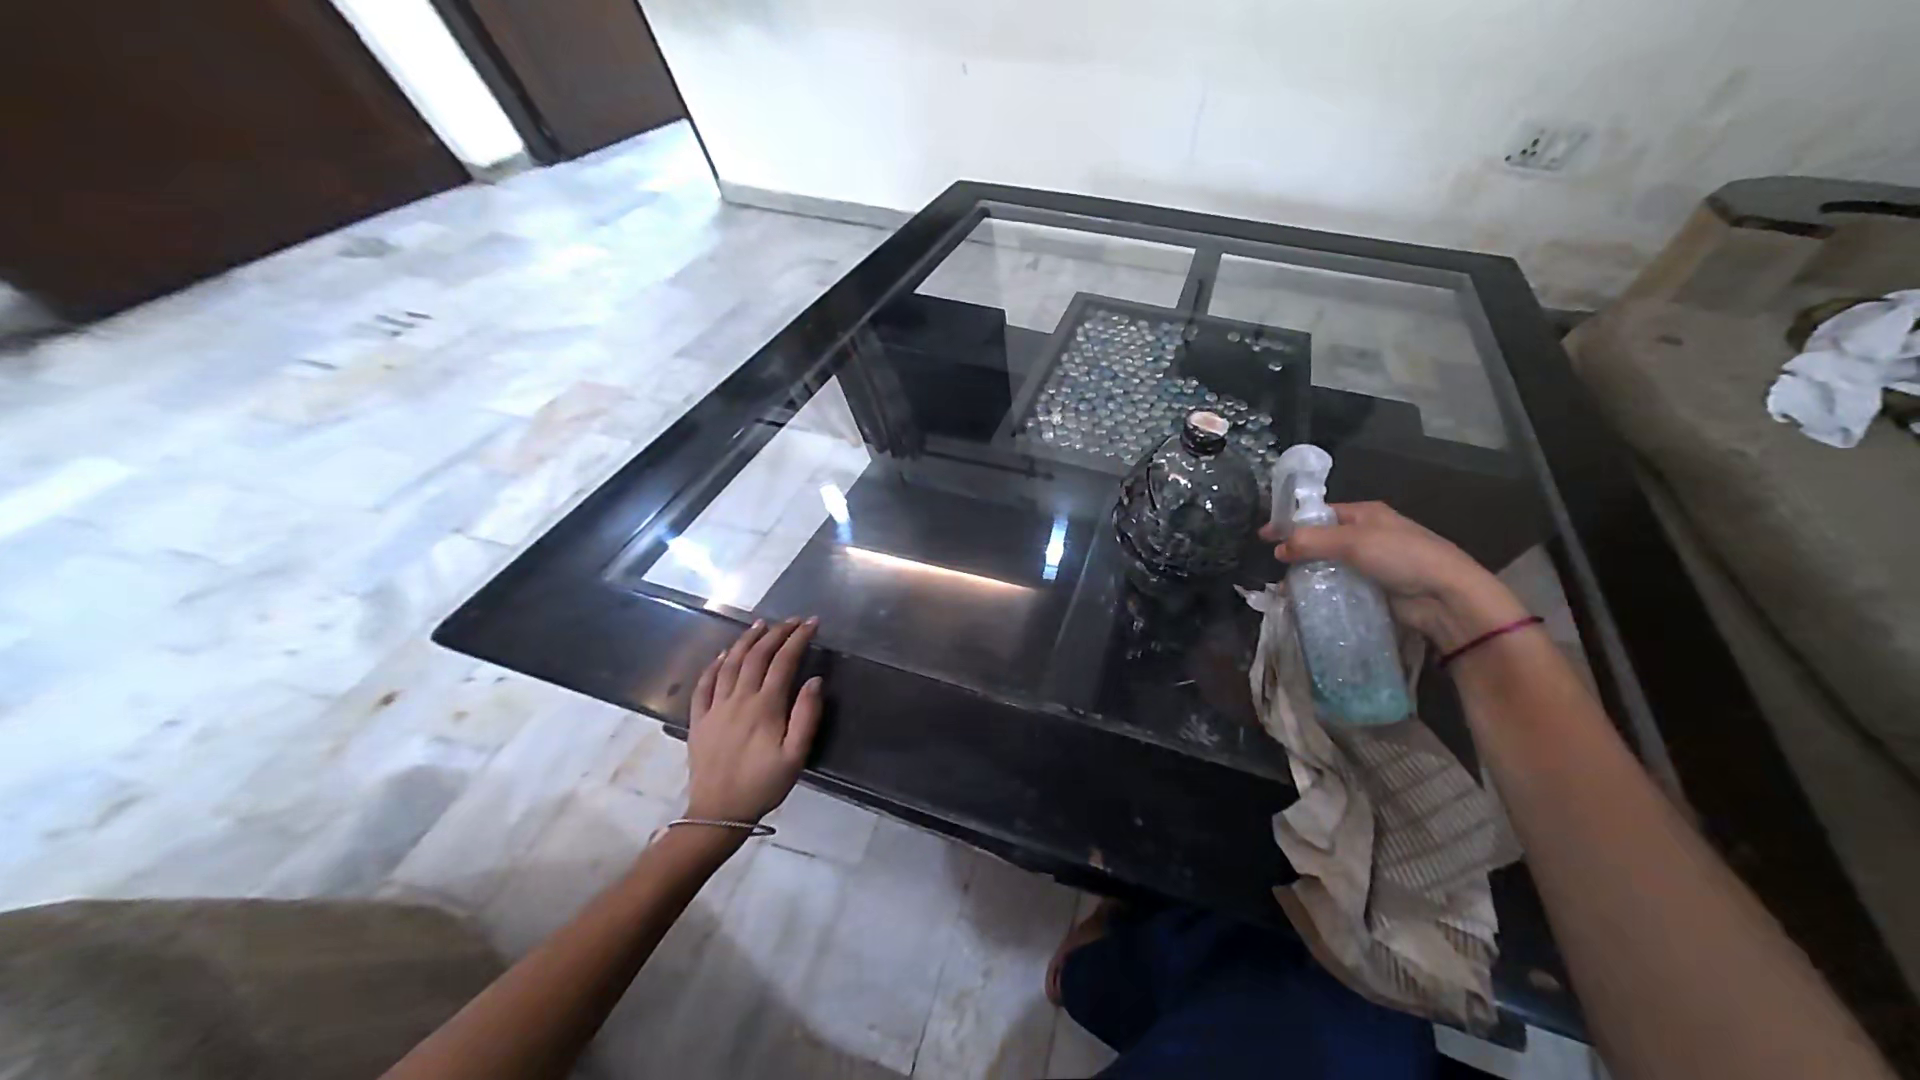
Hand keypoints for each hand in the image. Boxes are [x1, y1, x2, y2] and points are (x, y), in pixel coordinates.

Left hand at [686, 617, 823, 822]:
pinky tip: (722, 654)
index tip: (811, 623)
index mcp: (765, 706)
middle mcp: (738, 699)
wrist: (718, 812)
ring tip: (760, 624)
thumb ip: (807, 716)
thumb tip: (814, 679)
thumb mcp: (795, 756)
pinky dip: (714, 664)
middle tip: (792, 621)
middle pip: (757, 656)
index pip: (784, 661)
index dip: (798, 639)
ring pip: (730, 663)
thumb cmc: (763, 785)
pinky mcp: (699, 719)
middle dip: (776, 634)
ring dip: (746, 640)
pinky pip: (704, 684)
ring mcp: (715, 707)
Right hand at [1259, 501, 1527, 651]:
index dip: (1291, 522)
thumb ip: (1312, 541)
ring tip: (1286, 588)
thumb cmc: (1403, 557)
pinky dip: (1322, 592)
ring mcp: (1371, 563)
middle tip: (1273, 566)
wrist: (1447, 597)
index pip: (1320, 513)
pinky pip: (1339, 587)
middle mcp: (1367, 535)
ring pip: (1328, 565)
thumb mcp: (1353, 541)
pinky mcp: (1374, 589)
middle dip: (1297, 551)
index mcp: (1365, 514)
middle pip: (1321, 539)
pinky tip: (1307, 602)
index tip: (1264, 537)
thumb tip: (1278, 548)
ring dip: (1308, 575)